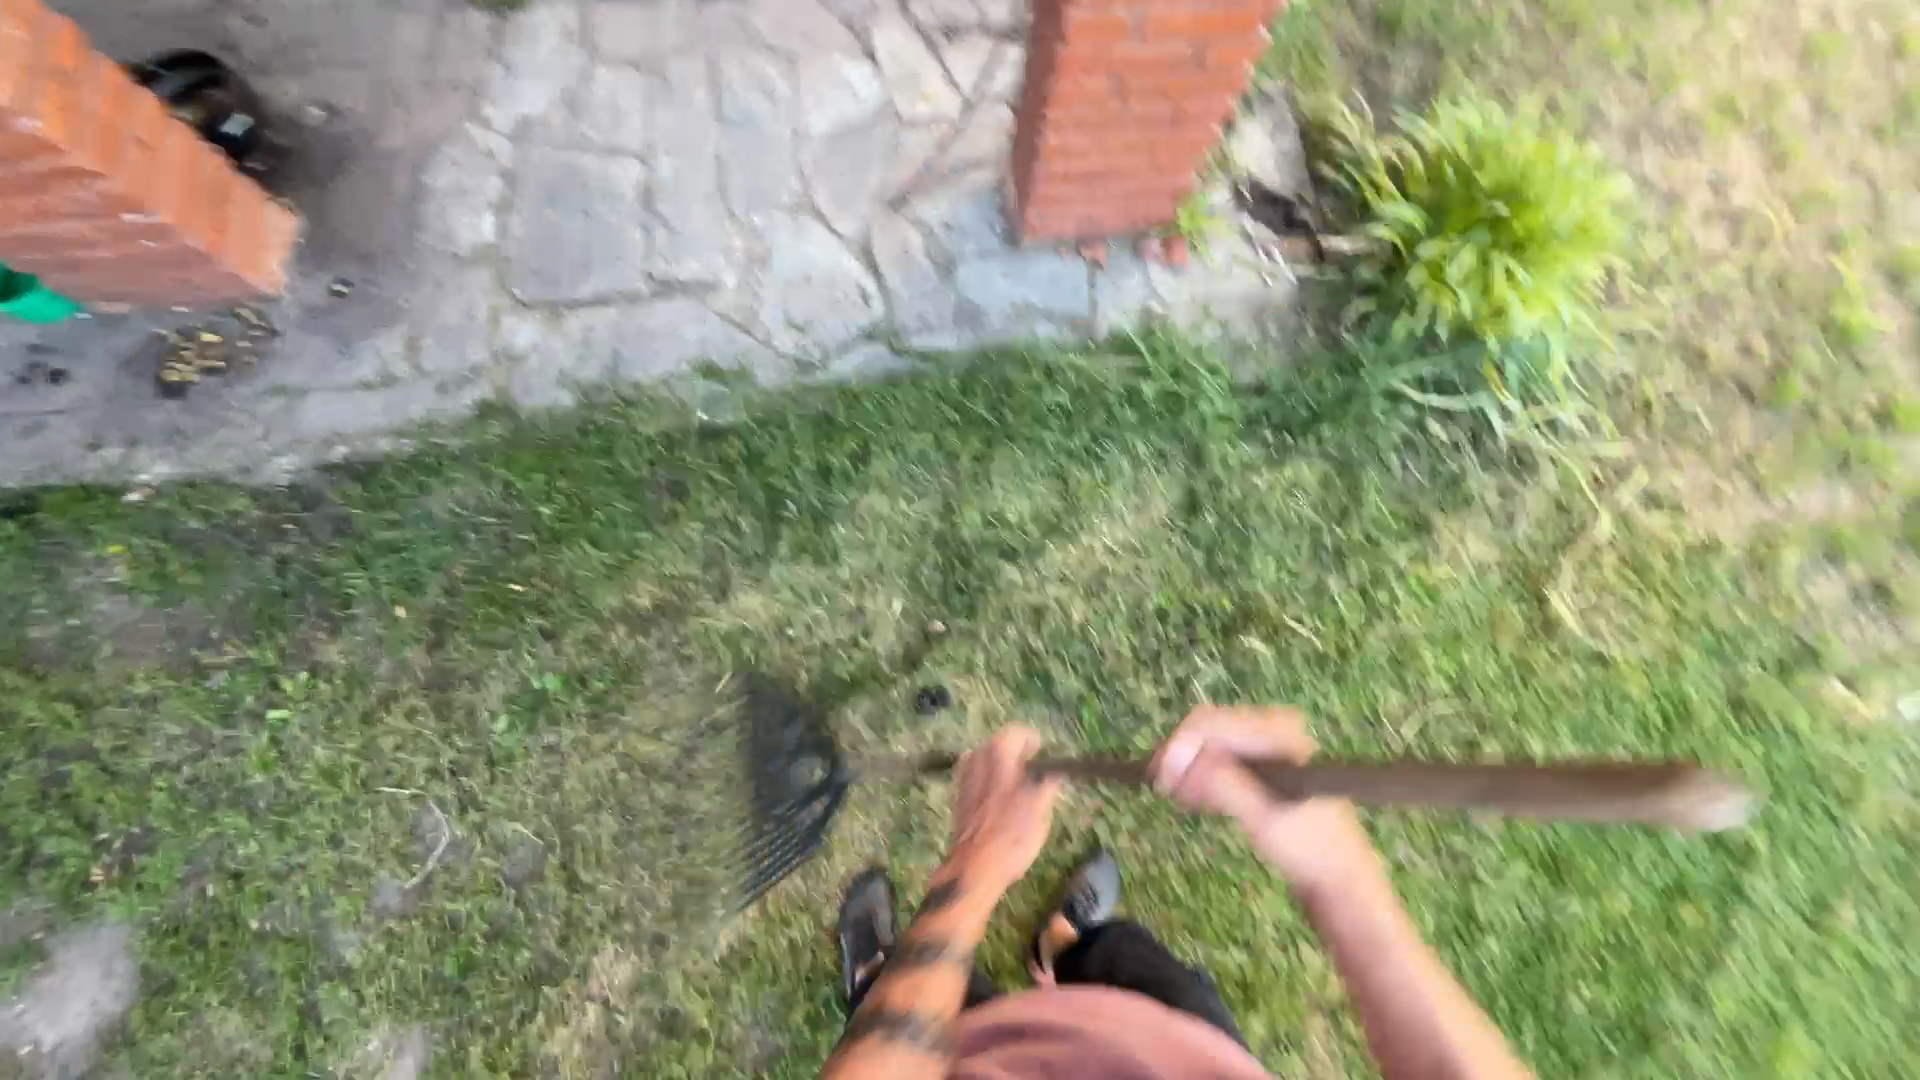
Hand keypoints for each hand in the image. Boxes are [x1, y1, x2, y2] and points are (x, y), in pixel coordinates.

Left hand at [945, 726, 1062, 892]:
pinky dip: (991, 777)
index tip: (1043, 753)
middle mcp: (977, 760)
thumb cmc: (1011, 837)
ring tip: (1019, 783)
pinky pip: (977, 774)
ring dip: (1003, 763)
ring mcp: (964, 777)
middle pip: (999, 742)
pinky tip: (1001, 796)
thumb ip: (1046, 783)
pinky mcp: (959, 795)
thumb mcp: (1040, 810)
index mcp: (998, 757)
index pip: (1016, 732)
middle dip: (1017, 751)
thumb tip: (1055, 771)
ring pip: (986, 757)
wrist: (974, 867)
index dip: (1033, 740)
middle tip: (1034, 769)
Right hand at [1153, 706, 1381, 895]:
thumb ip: (1222, 784)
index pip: (1211, 723)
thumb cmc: (1307, 846)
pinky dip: (1197, 775)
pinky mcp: (1255, 762)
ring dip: (1185, 767)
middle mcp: (1269, 726)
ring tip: (1176, 796)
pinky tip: (1192, 798)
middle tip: (1163, 789)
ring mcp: (1262, 743)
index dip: (1180, 746)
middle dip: (1180, 756)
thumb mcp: (1262, 815)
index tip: (1161, 779)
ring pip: (1203, 743)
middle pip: (1204, 728)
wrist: (1336, 874)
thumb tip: (1178, 761)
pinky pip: (1213, 757)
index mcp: (1277, 729)